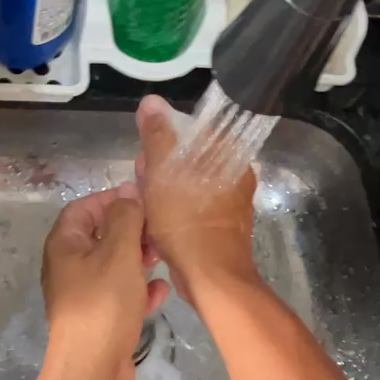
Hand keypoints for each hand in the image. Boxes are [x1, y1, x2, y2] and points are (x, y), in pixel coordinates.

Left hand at [40, 184, 168, 379]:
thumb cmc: (103, 304)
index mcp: (64, 245)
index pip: (83, 208)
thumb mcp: (119, 253)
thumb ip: (125, 218)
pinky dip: (140, 290)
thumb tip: (127, 192)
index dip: (110, 199)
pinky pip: (121, 295)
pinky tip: (161, 291)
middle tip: (158, 231)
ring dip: (138, 259)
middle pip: (100, 236)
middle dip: (130, 230)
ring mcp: (83, 295)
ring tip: (162, 257)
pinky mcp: (99, 320)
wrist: (92, 371)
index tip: (142, 200)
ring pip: (113, 266)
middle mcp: (68, 267)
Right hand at [134, 95, 259, 295]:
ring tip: (144, 199)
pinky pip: (193, 205)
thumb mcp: (163, 173)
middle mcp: (236, 175)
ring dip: (165, 187)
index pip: (195, 130)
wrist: (210, 277)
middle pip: (192, 156)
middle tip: (142, 178)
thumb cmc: (186, 221)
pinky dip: (174, 207)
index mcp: (229, 155)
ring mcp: (230, 202)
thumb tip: (151, 102)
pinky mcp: (222, 225)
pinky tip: (156, 218)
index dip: (166, 136)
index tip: (146, 153)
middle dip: (162, 164)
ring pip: (190, 182)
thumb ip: (157, 136)